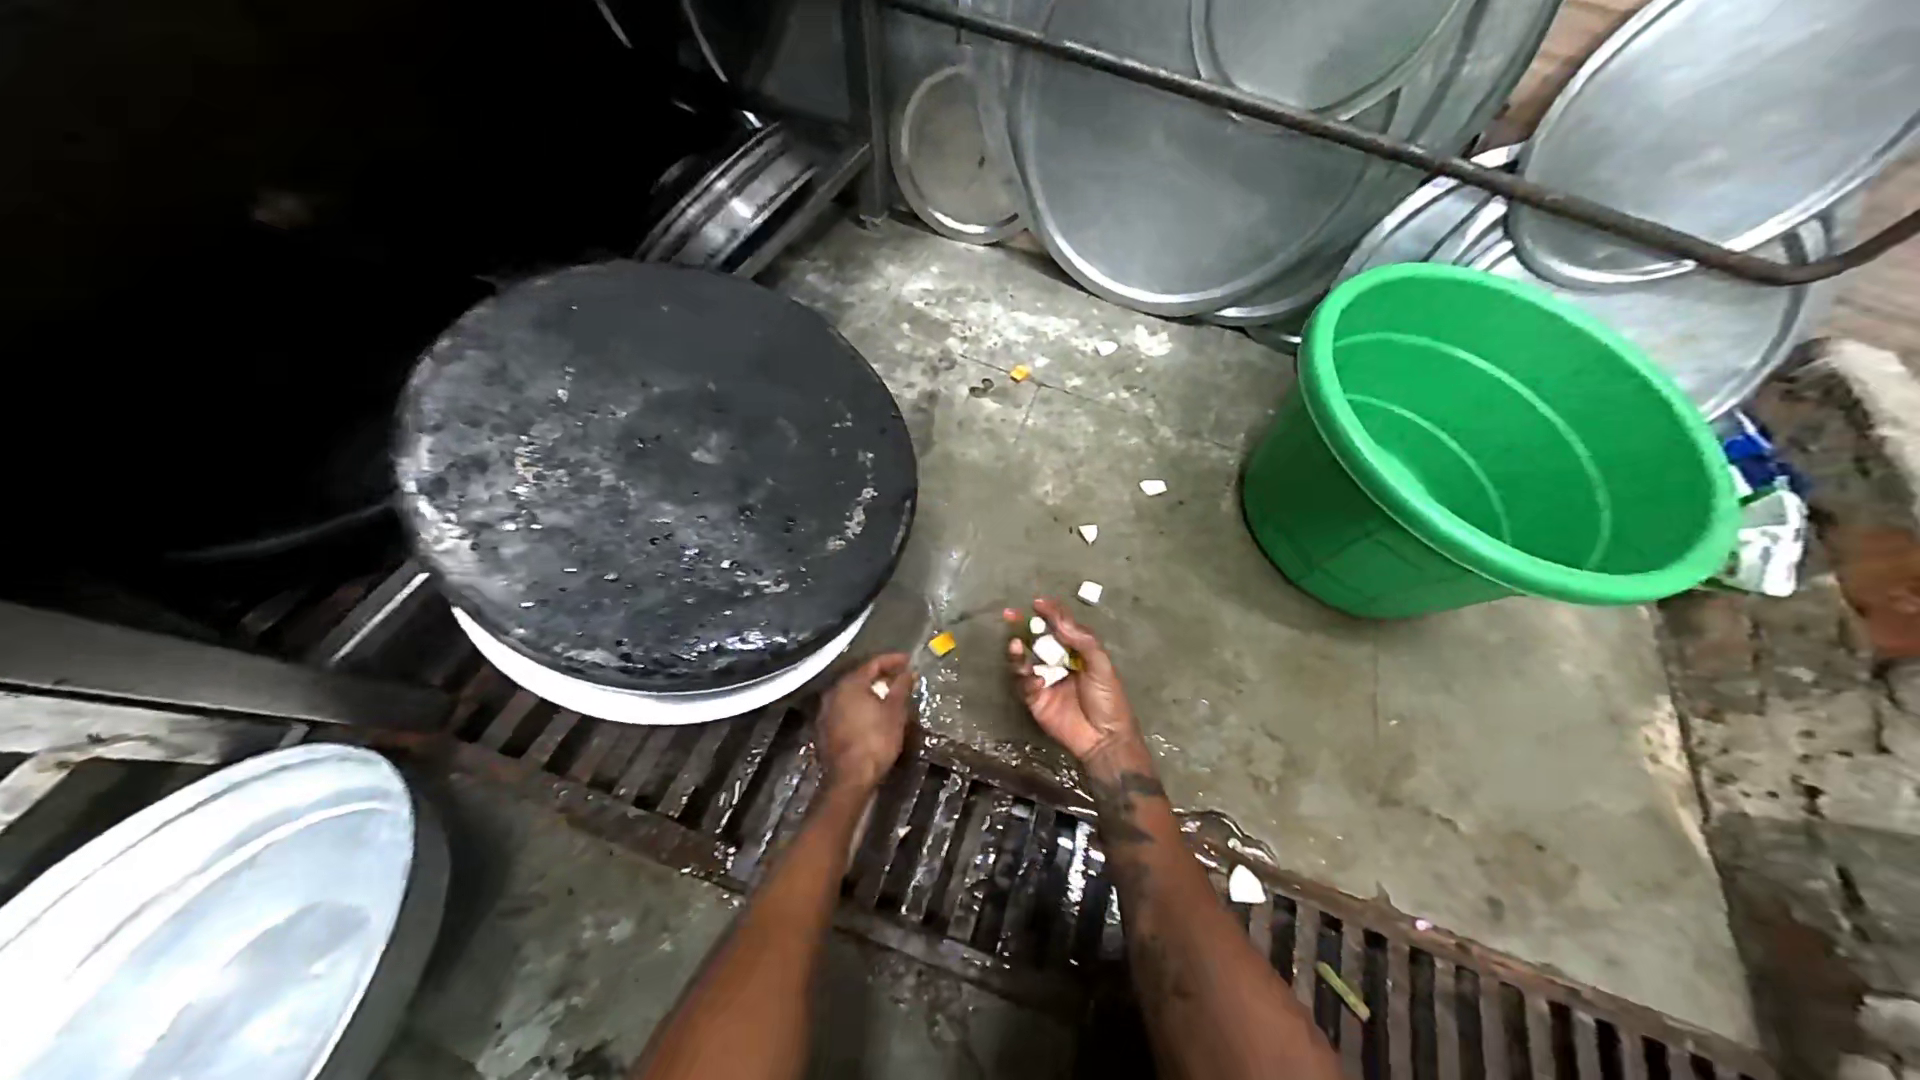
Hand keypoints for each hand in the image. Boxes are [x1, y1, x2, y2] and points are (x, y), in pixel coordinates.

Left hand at [816, 653, 913, 794]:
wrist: (850, 778)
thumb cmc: (876, 740)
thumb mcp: (895, 711)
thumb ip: (901, 687)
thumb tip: (908, 671)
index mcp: (850, 684)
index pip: (873, 663)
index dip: (893, 660)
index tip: (909, 660)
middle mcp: (833, 693)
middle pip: (860, 677)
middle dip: (881, 675)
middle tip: (900, 677)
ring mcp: (825, 712)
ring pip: (850, 694)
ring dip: (869, 692)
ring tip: (888, 695)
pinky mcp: (823, 729)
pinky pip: (844, 709)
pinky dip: (859, 707)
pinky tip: (871, 715)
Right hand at [1007, 598, 1143, 766]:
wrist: (1105, 739)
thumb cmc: (1109, 699)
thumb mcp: (1101, 665)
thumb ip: (1083, 640)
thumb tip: (1059, 619)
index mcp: (1075, 651)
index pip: (1058, 627)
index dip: (1049, 614)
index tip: (1037, 602)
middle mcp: (1057, 662)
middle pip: (1035, 640)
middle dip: (1022, 627)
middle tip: (1010, 615)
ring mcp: (1044, 680)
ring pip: (1024, 660)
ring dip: (1017, 651)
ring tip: (1014, 644)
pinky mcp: (1035, 700)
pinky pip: (1024, 685)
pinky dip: (1027, 679)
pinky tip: (1037, 680)